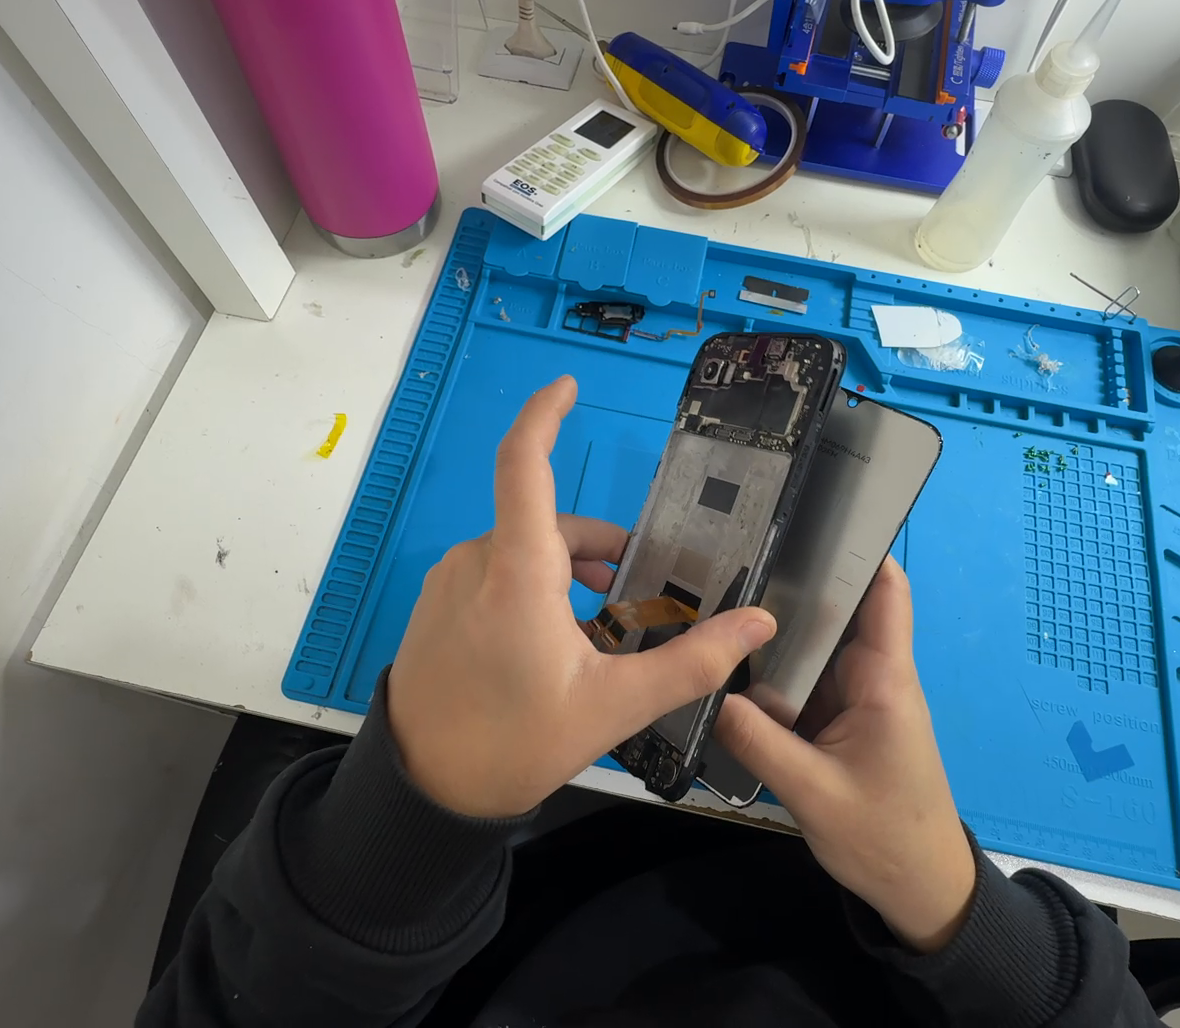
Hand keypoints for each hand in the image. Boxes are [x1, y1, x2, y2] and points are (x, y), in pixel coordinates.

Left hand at [387, 376, 776, 818]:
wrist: (423, 792)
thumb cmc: (514, 744)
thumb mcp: (614, 706)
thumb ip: (691, 661)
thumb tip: (757, 622)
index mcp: (516, 570)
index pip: (523, 463)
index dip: (545, 415)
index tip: (569, 387)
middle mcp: (476, 560)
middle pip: (550, 526)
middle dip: (600, 554)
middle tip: (638, 606)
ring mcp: (450, 582)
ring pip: (524, 553)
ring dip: (569, 576)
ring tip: (598, 634)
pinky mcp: (437, 603)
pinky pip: (496, 574)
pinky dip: (534, 589)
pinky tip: (551, 643)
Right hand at [714, 558, 976, 952]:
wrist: (920, 891)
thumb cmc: (885, 838)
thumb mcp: (814, 793)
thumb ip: (758, 742)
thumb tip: (706, 692)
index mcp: (883, 680)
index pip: (885, 594)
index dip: (860, 549)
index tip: (811, 518)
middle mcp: (870, 675)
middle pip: (838, 609)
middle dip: (795, 579)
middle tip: (733, 554)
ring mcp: (853, 696)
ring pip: (815, 643)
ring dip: (778, 622)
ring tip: (722, 592)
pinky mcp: (837, 717)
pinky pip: (803, 677)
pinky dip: (774, 664)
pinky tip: (733, 652)